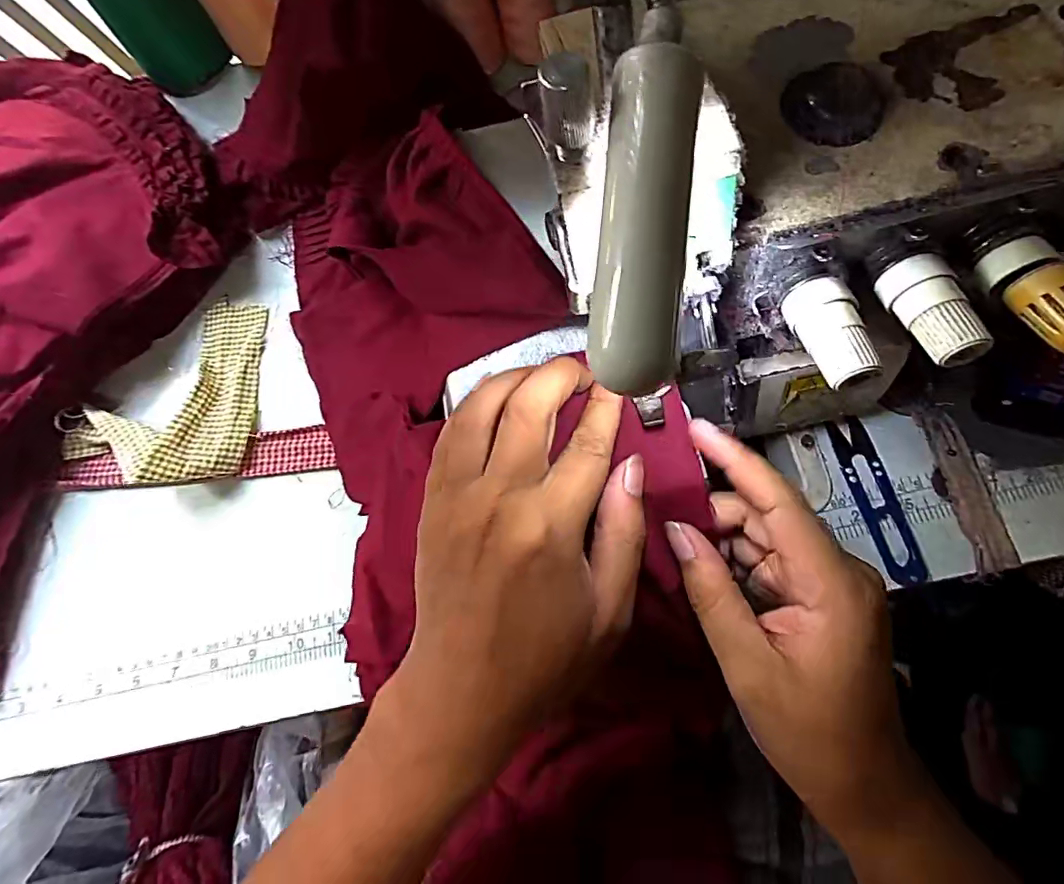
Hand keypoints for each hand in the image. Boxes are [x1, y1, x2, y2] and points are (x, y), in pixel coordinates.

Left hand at [381, 357, 646, 781]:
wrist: (460, 691)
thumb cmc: (544, 659)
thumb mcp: (609, 609)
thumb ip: (624, 530)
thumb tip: (630, 464)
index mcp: (549, 526)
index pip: (588, 442)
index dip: (609, 405)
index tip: (621, 385)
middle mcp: (499, 497)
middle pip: (531, 405)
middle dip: (563, 374)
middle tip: (586, 373)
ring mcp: (457, 494)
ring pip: (482, 406)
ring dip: (516, 378)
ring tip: (544, 377)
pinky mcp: (432, 499)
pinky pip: (452, 431)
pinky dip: (477, 404)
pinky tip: (500, 401)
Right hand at [664, 417, 913, 845]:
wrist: (866, 787)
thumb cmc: (809, 734)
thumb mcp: (748, 665)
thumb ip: (710, 591)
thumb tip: (676, 530)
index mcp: (830, 581)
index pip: (778, 501)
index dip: (736, 459)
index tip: (697, 428)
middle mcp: (839, 569)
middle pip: (769, 518)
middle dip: (715, 511)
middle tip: (661, 512)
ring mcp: (834, 582)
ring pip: (769, 539)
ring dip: (724, 538)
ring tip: (675, 538)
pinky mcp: (825, 597)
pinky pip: (775, 563)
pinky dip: (740, 562)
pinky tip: (704, 565)